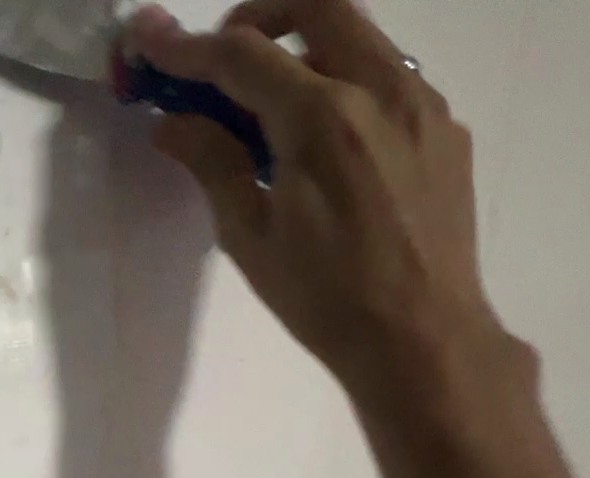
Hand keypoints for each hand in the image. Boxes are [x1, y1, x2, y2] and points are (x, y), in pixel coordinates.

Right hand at [128, 1, 531, 421]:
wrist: (418, 333)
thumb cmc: (319, 295)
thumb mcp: (248, 235)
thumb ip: (213, 164)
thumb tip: (173, 123)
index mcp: (320, 120)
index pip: (241, 56)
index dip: (186, 45)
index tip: (146, 35)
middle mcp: (380, 90)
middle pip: (317, 5)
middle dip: (256, 15)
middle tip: (219, 56)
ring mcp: (422, 103)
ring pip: (359, 35)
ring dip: (302, 46)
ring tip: (265, 105)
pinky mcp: (442, 127)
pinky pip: (385, 78)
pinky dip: (339, 83)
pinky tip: (318, 144)